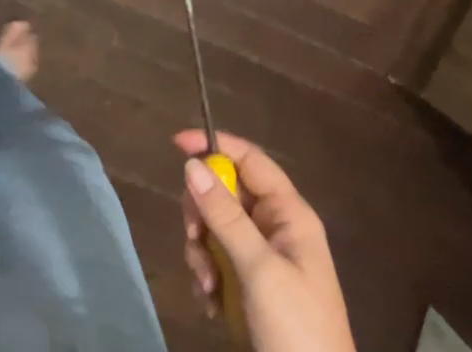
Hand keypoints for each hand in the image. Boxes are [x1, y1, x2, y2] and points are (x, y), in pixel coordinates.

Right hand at [174, 130, 355, 351]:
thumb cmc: (295, 327)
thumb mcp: (258, 269)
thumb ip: (225, 216)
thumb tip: (192, 164)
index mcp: (289, 216)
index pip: (250, 160)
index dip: (215, 146)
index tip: (176, 144)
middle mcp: (276, 229)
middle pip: (225, 194)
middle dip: (202, 215)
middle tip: (195, 239)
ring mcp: (262, 258)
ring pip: (215, 229)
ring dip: (202, 253)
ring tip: (208, 287)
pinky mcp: (249, 285)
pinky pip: (215, 260)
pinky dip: (207, 276)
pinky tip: (211, 303)